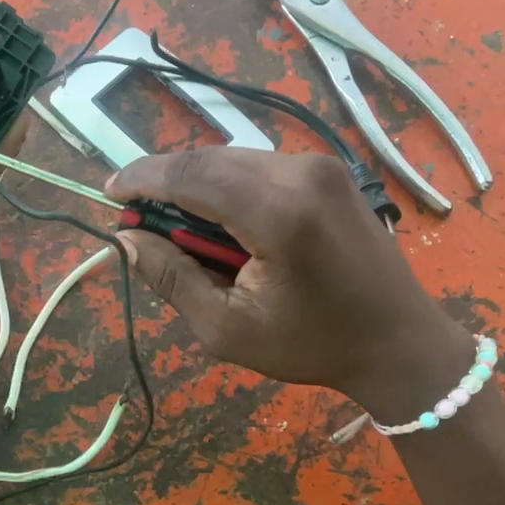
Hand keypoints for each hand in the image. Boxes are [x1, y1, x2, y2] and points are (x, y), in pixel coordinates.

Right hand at [108, 147, 473, 420]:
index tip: (108, 193)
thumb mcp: (226, 328)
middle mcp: (301, 172)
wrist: (396, 340)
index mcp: (278, 213)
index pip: (191, 174)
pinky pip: (259, 167)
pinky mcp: (330, 171)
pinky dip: (227, 188)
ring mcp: (321, 165)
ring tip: (179, 231)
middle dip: (166, 184)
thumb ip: (172, 279)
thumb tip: (127, 239)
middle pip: (210, 159)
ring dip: (197, 187)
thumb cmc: (309, 345)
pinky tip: (220, 225)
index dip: (142, 179)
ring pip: (233, 159)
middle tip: (138, 221)